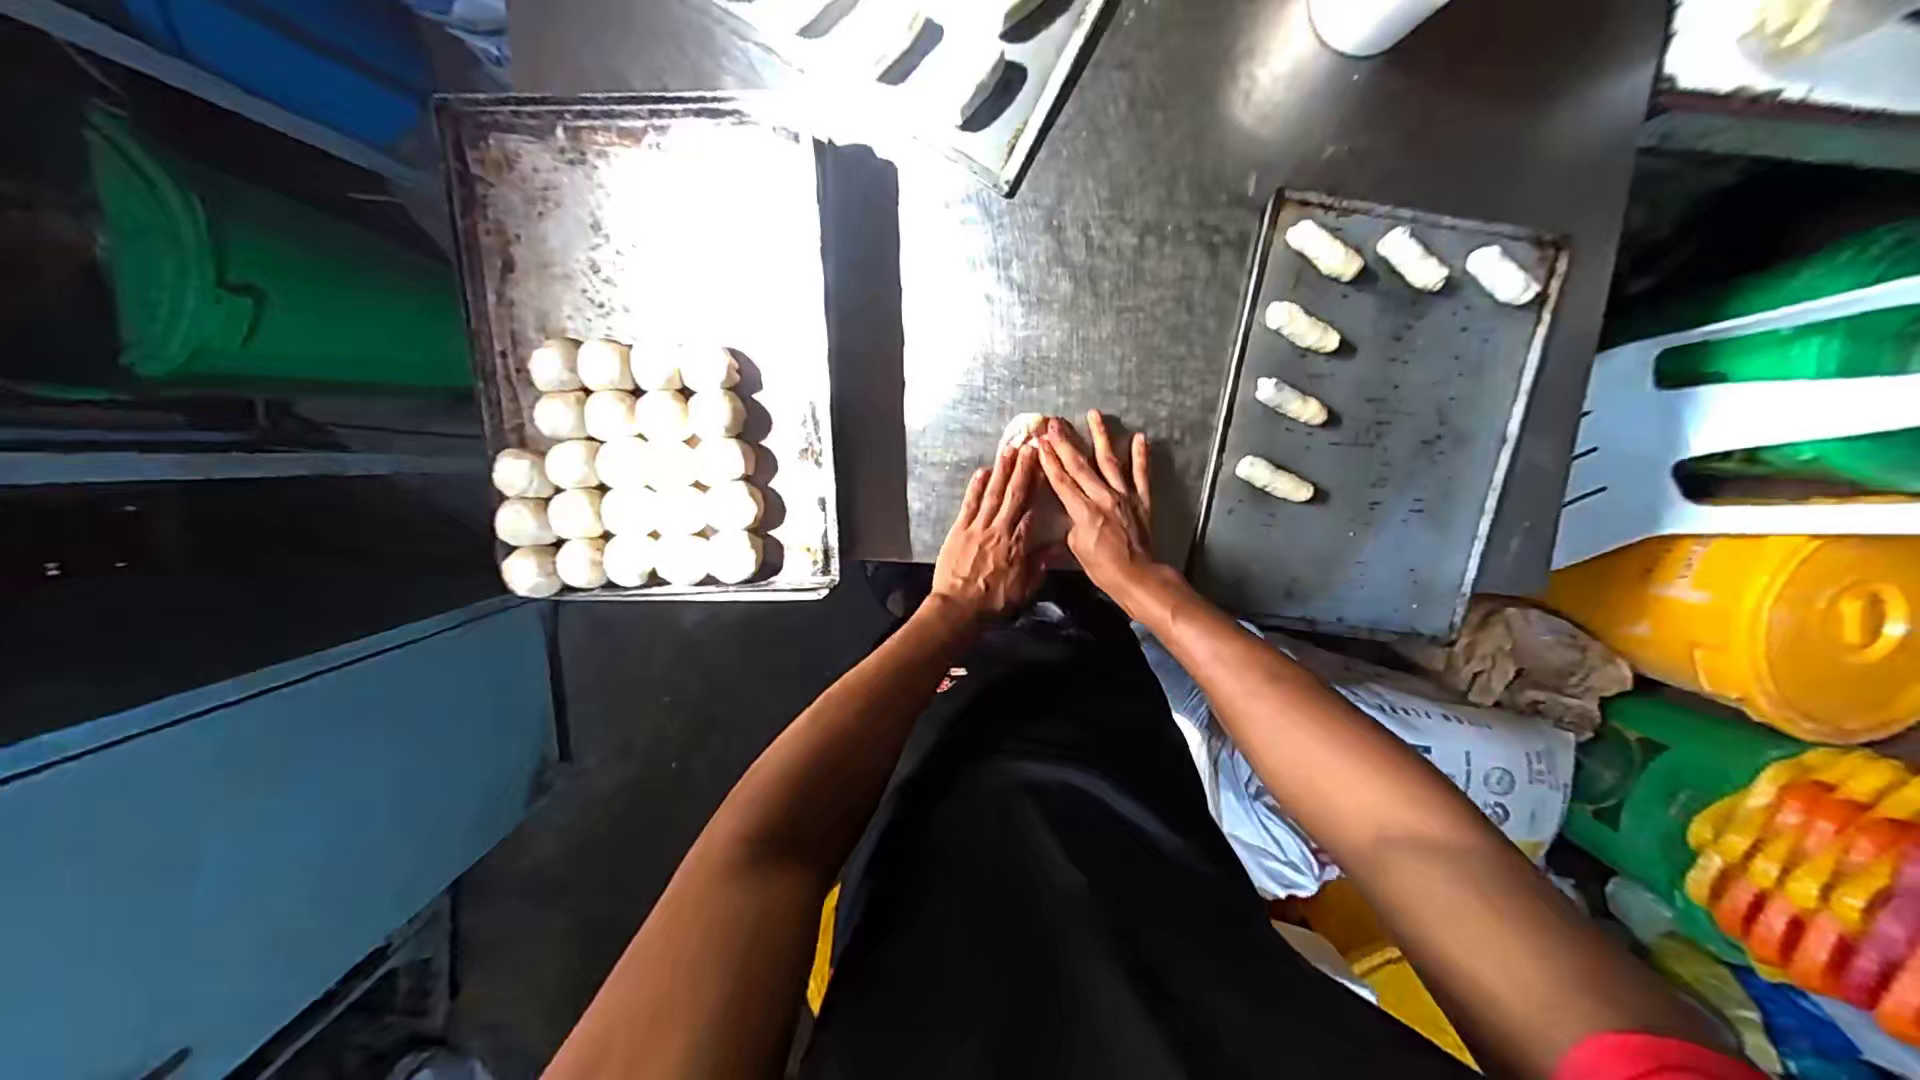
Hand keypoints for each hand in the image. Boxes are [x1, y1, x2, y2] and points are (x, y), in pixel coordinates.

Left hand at [929, 444, 1045, 622]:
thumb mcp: (1024, 589)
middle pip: (1014, 495)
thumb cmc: (993, 602)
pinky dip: (976, 487)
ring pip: (993, 494)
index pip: (1031, 509)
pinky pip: (970, 504)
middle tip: (1030, 446)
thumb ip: (1039, 565)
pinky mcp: (959, 530)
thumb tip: (1058, 547)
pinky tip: (983, 471)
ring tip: (1009, 449)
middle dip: (1023, 469)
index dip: (1038, 486)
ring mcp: (977, 528)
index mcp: (1018, 544)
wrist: (958, 608)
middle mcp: (999, 530)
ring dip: (1001, 470)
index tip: (1045, 467)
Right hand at [1036, 411, 1157, 594]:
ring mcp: (1124, 496)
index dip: (1049, 461)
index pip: (1062, 480)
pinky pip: (1141, 474)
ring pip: (1110, 460)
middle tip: (1055, 423)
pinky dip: (1140, 456)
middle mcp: (1103, 497)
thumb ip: (1072, 525)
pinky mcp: (1142, 500)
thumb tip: (1072, 513)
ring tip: (1094, 414)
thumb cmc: (1102, 568)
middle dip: (1065, 442)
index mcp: (1083, 511)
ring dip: (1101, 436)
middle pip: (1081, 465)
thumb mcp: (1075, 548)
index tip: (1040, 443)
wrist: (1137, 576)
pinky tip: (1139, 438)